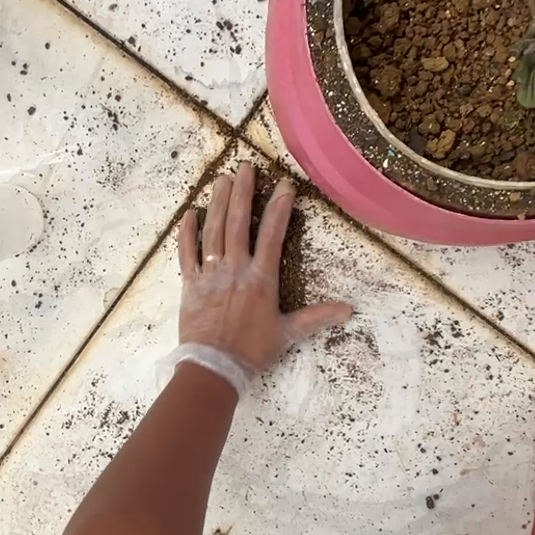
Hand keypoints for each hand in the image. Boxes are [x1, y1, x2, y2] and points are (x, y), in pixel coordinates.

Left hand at [176, 162, 353, 374]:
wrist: (214, 367)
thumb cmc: (252, 352)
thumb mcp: (287, 334)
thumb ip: (316, 317)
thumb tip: (349, 310)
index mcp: (261, 279)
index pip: (272, 235)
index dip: (279, 208)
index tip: (284, 185)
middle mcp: (235, 269)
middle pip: (237, 223)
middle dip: (242, 193)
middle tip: (244, 167)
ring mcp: (210, 274)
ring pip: (212, 231)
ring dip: (217, 203)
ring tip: (221, 180)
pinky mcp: (190, 284)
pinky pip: (186, 253)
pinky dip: (186, 233)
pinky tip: (189, 213)